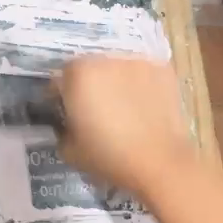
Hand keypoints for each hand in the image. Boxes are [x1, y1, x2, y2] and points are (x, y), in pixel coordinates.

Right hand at [55, 56, 199, 198]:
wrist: (160, 162)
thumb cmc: (109, 157)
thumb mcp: (69, 151)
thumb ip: (62, 129)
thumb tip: (68, 124)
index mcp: (78, 75)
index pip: (60, 79)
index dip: (62, 98)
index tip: (68, 115)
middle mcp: (105, 59)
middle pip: (89, 68)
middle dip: (88, 85)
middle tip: (96, 112)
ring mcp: (137, 61)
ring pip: (117, 68)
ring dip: (114, 82)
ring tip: (123, 108)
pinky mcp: (162, 69)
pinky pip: (142, 73)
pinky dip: (140, 84)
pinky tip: (144, 106)